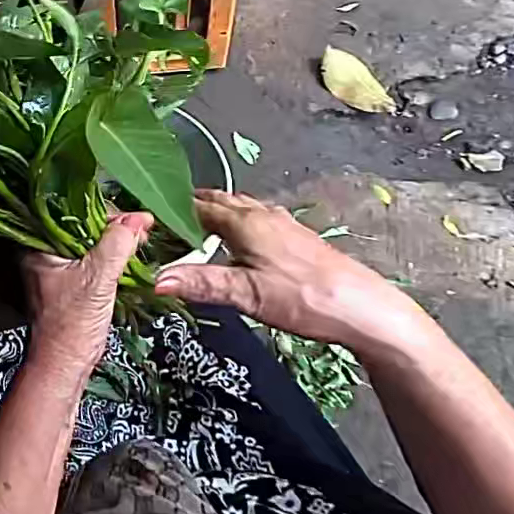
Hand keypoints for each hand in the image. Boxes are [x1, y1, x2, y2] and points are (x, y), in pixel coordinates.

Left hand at [23, 212, 153, 380]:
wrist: (66, 363)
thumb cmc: (70, 327)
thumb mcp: (97, 279)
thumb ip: (116, 246)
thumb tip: (134, 221)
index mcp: (38, 246)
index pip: (72, 212)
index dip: (105, 212)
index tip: (134, 218)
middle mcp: (43, 253)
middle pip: (82, 226)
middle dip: (114, 226)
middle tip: (141, 229)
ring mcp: (56, 267)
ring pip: (89, 243)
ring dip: (115, 242)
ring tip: (139, 240)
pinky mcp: (70, 281)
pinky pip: (93, 260)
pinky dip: (112, 258)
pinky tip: (129, 258)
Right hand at [153, 190, 435, 360]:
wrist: (369, 313)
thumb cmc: (306, 299)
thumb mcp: (245, 294)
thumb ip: (200, 283)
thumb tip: (155, 280)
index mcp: (244, 222)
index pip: (196, 206)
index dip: (168, 209)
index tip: (145, 216)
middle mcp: (262, 214)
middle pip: (217, 200)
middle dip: (188, 205)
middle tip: (162, 218)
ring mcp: (283, 224)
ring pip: (238, 206)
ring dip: (213, 210)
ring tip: (191, 225)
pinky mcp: (297, 237)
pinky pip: (255, 217)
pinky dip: (235, 220)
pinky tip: (236, 238)